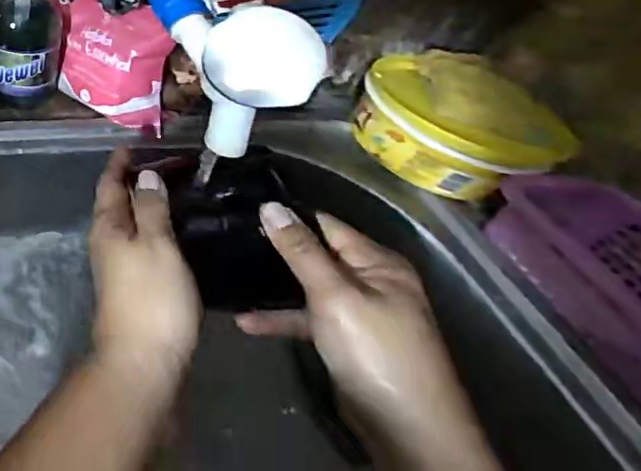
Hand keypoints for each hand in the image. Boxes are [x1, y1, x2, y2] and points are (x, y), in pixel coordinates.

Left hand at [88, 150, 201, 378]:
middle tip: (166, 163)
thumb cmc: (151, 298)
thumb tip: (145, 176)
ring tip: (175, 191)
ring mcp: (117, 265)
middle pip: (117, 201)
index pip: (109, 182)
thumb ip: (151, 208)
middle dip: (135, 180)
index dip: (120, 162)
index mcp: (107, 225)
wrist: (143, 365)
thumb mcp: (156, 245)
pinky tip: (176, 232)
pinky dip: (154, 228)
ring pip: (129, 223)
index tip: (135, 143)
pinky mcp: (132, 285)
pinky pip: (140, 243)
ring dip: (146, 204)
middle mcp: (106, 240)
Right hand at [237, 204, 499, 470]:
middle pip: (315, 254)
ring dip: (274, 286)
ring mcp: (359, 313)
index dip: (286, 215)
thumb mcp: (334, 296)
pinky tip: (247, 321)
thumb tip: (270, 205)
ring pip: (309, 288)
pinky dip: (283, 318)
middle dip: (275, 248)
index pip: (324, 224)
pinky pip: (310, 319)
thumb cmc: (375, 353)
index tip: (242, 209)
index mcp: (377, 263)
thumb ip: (301, 250)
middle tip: (229, 237)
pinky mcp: (347, 342)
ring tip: (231, 272)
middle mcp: (371, 282)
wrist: (411, 436)